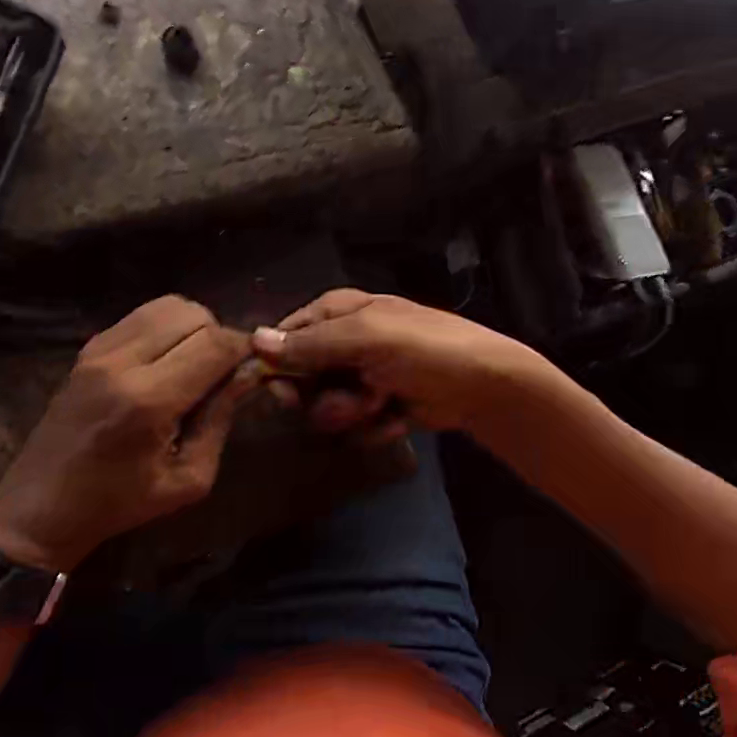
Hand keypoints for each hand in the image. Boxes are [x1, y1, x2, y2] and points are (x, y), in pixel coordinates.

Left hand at [0, 296, 257, 571]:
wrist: (41, 508)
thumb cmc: (120, 503)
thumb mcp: (189, 479)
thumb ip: (221, 419)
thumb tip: (250, 375)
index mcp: (149, 400)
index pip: (216, 344)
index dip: (246, 350)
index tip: (258, 368)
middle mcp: (122, 363)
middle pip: (194, 315)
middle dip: (221, 338)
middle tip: (223, 373)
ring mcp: (99, 350)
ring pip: (169, 306)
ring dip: (194, 328)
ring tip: (195, 364)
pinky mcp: (88, 348)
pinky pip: (142, 316)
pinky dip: (167, 329)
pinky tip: (167, 362)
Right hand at [251, 290, 556, 435]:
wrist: (483, 384)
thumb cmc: (424, 349)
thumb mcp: (367, 339)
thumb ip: (311, 343)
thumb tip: (254, 342)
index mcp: (338, 311)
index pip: (285, 337)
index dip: (281, 367)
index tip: (287, 392)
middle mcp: (346, 341)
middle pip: (302, 378)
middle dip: (324, 397)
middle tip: (350, 399)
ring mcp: (363, 374)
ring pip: (327, 406)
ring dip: (350, 413)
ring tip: (379, 405)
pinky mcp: (380, 404)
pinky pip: (355, 422)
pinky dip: (374, 425)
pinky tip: (396, 417)